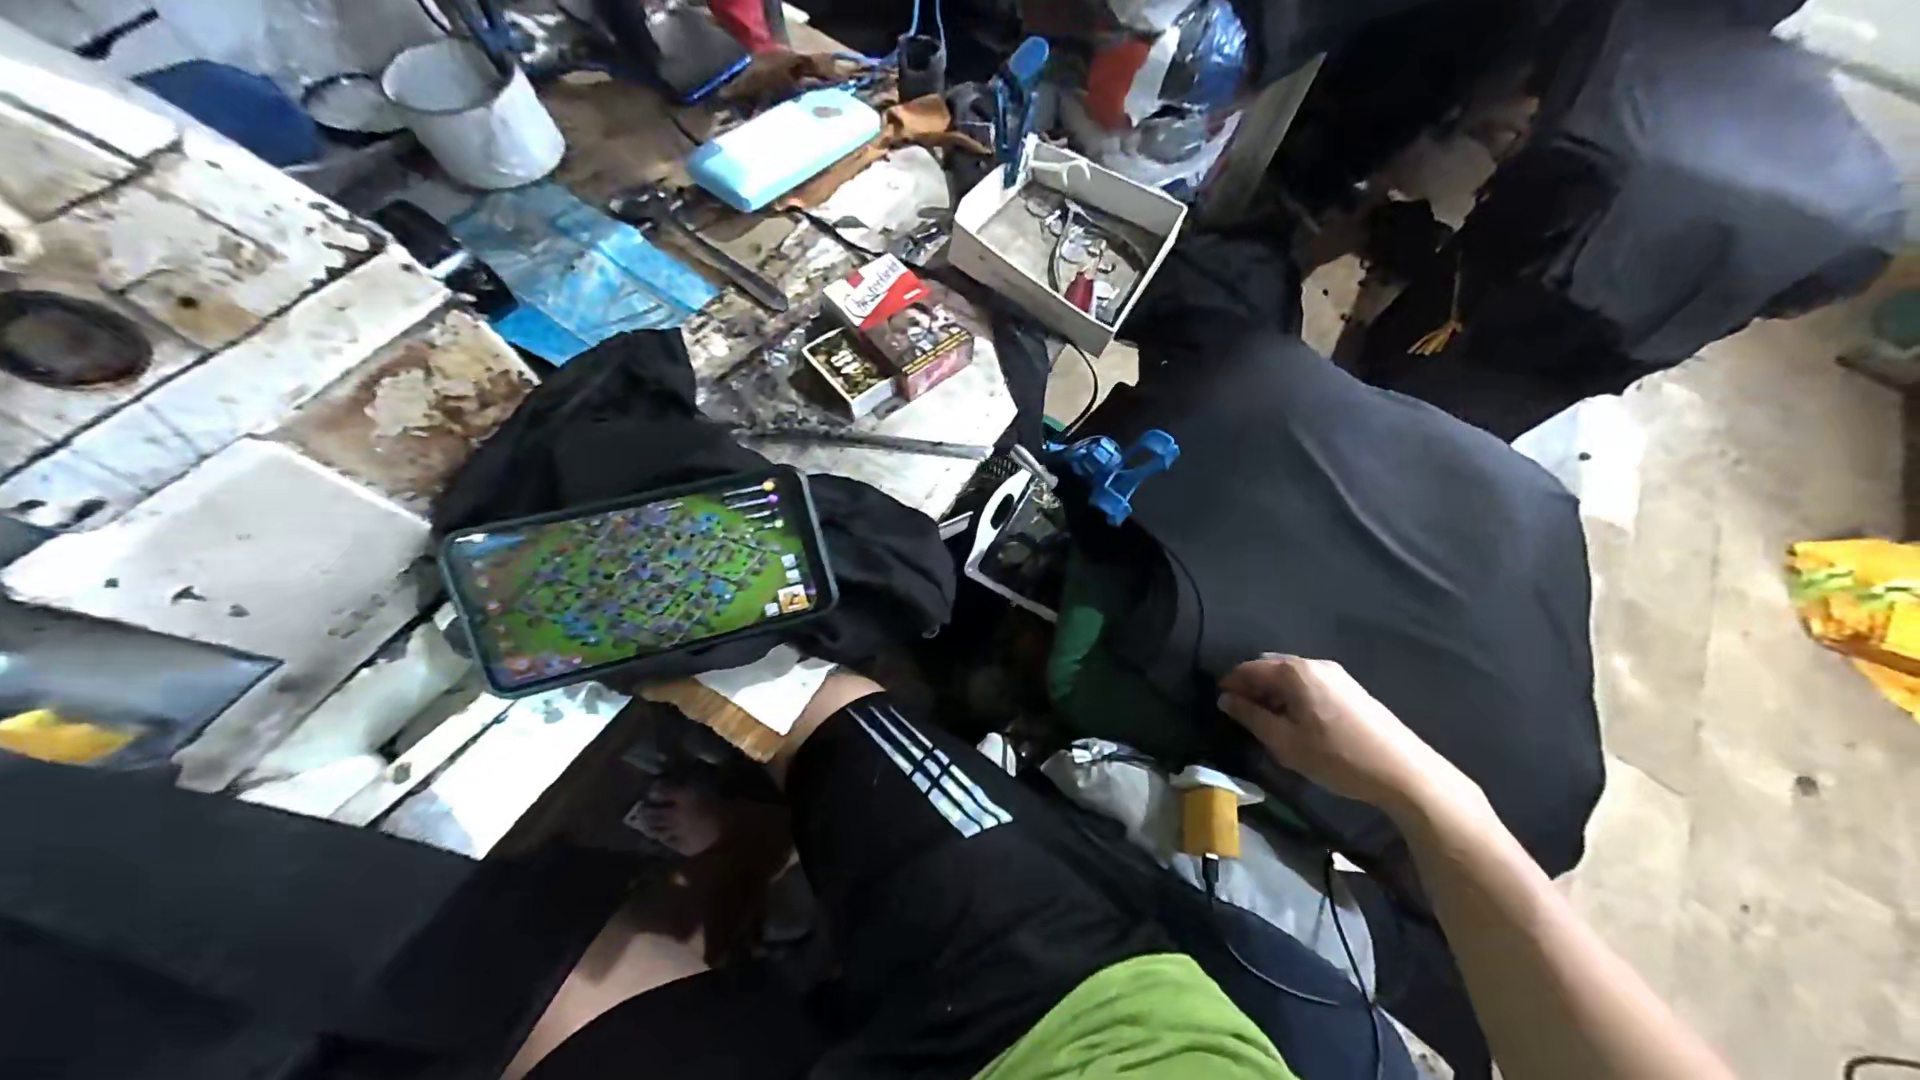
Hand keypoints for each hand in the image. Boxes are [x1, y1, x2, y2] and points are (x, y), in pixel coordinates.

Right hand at [1217, 654, 1481, 819]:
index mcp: (1295, 672)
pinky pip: (1310, 683)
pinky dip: (1294, 696)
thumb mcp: (1285, 742)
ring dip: (1274, 693)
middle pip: (1270, 667)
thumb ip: (1251, 717)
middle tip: (1243, 715)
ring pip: (1291, 676)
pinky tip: (1298, 722)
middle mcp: (1315, 664)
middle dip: (1252, 687)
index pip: (1249, 668)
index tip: (1221, 704)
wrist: (1406, 773)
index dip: (1231, 684)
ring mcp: (1337, 674)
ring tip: (1269, 722)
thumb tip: (1226, 700)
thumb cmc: (1337, 757)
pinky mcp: (1352, 689)